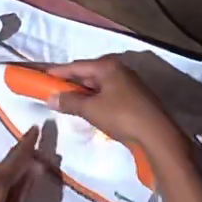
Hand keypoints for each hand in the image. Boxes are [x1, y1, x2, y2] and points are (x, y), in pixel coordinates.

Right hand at [49, 57, 184, 158]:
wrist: (158, 135)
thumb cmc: (122, 116)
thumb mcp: (91, 109)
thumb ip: (69, 101)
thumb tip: (50, 98)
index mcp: (107, 66)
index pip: (76, 66)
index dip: (58, 71)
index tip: (42, 75)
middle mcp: (118, 69)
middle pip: (88, 73)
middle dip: (71, 82)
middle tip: (54, 89)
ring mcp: (129, 82)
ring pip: (99, 84)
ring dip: (83, 92)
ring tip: (68, 100)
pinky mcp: (135, 96)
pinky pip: (108, 92)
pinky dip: (96, 98)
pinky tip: (89, 108)